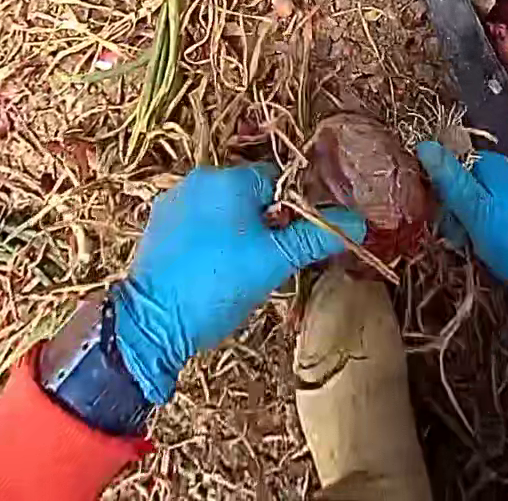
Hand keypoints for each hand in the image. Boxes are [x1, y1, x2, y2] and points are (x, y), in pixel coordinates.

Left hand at [111, 163, 365, 402]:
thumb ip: (317, 237)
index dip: (292, 210)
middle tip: (269, 256)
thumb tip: (360, 223)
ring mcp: (174, 200)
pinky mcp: (157, 224)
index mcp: (229, 178)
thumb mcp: (274, 261)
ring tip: (240, 266)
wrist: (147, 328)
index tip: (291, 239)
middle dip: (265, 220)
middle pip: (251, 192)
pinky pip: (199, 219)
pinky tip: (214, 266)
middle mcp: (199, 178)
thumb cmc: (218, 284)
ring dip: (239, 228)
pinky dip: (211, 235)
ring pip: (224, 206)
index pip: (279, 181)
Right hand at [415, 140, 507, 335]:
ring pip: (469, 208)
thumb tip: (422, 144)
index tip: (434, 219)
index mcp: (488, 165)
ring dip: (465, 232)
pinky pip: (487, 219)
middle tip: (460, 241)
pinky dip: (482, 237)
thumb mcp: (479, 214)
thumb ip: (450, 181)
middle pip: (455, 189)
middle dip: (450, 217)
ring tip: (476, 252)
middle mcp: (500, 172)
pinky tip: (489, 255)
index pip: (442, 167)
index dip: (432, 194)